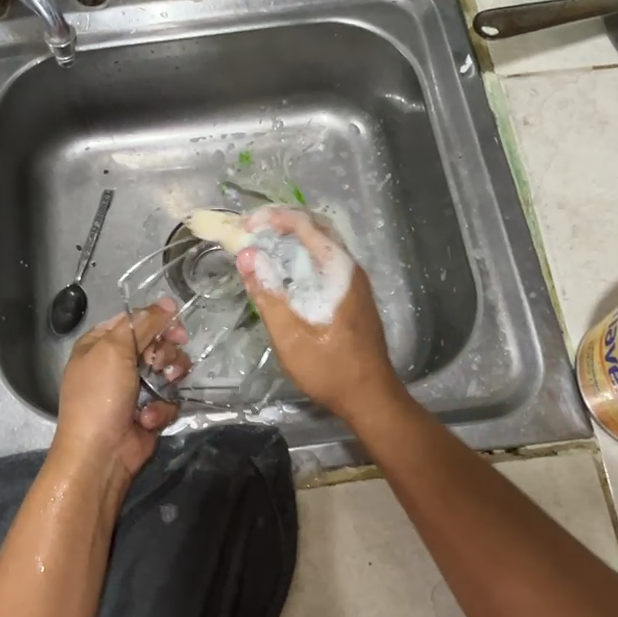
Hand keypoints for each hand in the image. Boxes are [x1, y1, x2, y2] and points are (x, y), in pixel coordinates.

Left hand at [53, 300, 188, 482]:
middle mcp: (115, 364)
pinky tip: (148, 418)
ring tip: (163, 386)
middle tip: (164, 363)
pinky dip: (161, 408)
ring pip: (167, 370)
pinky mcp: (148, 412)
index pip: (134, 321)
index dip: (156, 322)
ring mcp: (132, 389)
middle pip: (155, 344)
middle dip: (164, 353)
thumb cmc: (100, 396)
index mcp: (99, 344)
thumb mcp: (116, 350)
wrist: (100, 454)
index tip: (177, 328)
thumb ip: (143, 323)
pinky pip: (168, 398)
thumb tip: (168, 302)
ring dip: (168, 378)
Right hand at [234, 208, 403, 420]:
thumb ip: (267, 292)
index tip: (247, 224)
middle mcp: (350, 268)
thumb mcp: (289, 335)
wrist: (371, 398)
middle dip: (281, 223)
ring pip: (322, 245)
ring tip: (261, 246)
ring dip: (291, 239)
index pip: (305, 225)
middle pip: (316, 228)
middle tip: (251, 230)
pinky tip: (283, 272)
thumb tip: (246, 255)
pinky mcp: (352, 296)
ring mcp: (354, 282)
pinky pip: (325, 261)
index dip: (274, 218)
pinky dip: (301, 256)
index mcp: (338, 271)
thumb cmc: (330, 369)